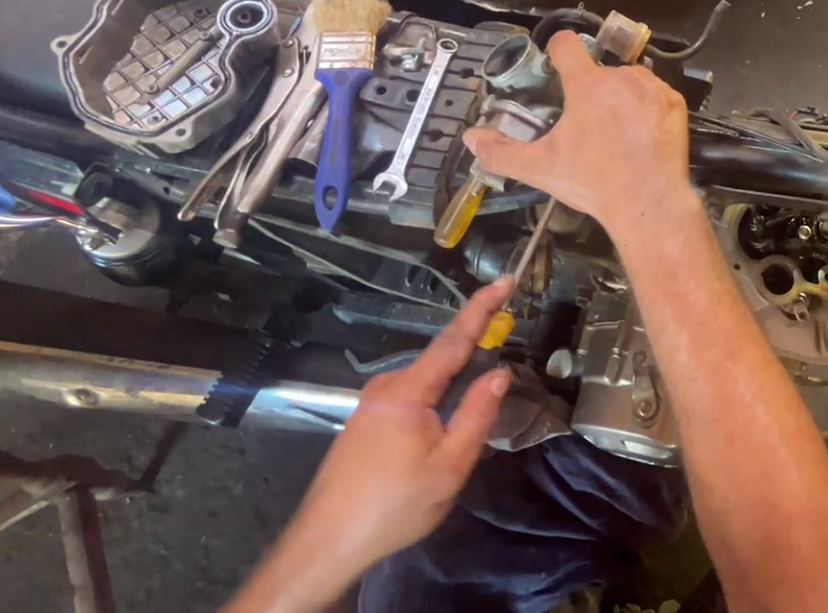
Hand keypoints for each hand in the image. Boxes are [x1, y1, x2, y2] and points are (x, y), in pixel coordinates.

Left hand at [227, 279, 513, 610]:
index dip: (483, 307)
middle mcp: (386, 386)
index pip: (454, 338)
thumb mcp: (449, 466)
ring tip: (470, 420)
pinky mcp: (364, 422)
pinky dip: (434, 402)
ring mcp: (370, 403)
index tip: (505, 279)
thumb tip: (500, 372)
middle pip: (440, 359)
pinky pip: (410, 398)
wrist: (322, 548)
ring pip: (425, 382)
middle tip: (500, 371)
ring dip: (452, 387)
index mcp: (408, 391)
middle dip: (472, 356)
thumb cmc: (391, 507)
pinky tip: (439, 435)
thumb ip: (477, 414)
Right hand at [463, 31, 698, 240]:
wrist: (648, 202)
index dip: (557, 49)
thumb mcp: (541, 168)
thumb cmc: (594, 182)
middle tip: (590, 124)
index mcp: (587, 85)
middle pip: (600, 72)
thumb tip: (471, 139)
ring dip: (622, 98)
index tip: (556, 61)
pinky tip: (642, 134)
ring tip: (618, 132)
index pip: (567, 45)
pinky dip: (648, 108)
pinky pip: (656, 95)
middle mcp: (622, 77)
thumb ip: (501, 151)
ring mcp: (652, 88)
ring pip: (630, 82)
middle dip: (593, 92)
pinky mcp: (675, 103)